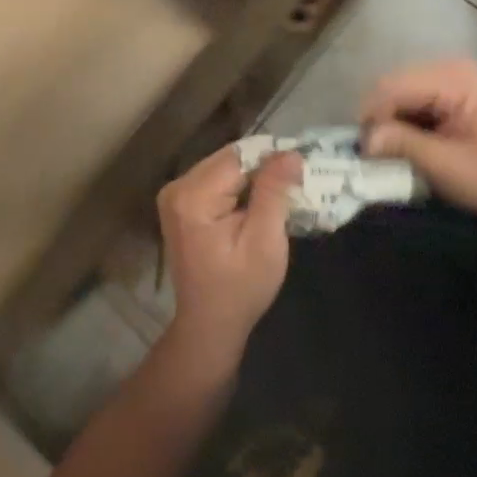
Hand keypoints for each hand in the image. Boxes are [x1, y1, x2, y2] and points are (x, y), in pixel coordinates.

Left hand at [156, 147, 300, 358]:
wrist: (210, 323)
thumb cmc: (240, 288)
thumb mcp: (264, 241)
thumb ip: (274, 193)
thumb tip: (289, 153)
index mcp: (192, 196)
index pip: (238, 157)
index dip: (272, 158)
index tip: (302, 168)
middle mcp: (176, 188)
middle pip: (228, 159)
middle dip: (262, 167)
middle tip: (296, 182)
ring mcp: (175, 195)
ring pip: (224, 168)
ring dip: (253, 177)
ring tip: (283, 193)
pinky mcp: (181, 204)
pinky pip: (216, 182)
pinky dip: (239, 188)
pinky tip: (259, 204)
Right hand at [360, 59, 476, 211]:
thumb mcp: (451, 167)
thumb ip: (406, 147)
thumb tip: (364, 139)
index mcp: (452, 79)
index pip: (391, 87)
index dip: (372, 118)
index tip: (367, 155)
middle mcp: (446, 67)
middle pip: (390, 87)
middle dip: (379, 120)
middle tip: (377, 157)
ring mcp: (446, 77)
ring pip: (394, 94)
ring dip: (389, 123)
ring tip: (392, 154)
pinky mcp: (445, 90)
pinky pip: (408, 100)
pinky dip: (401, 123)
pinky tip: (409, 145)